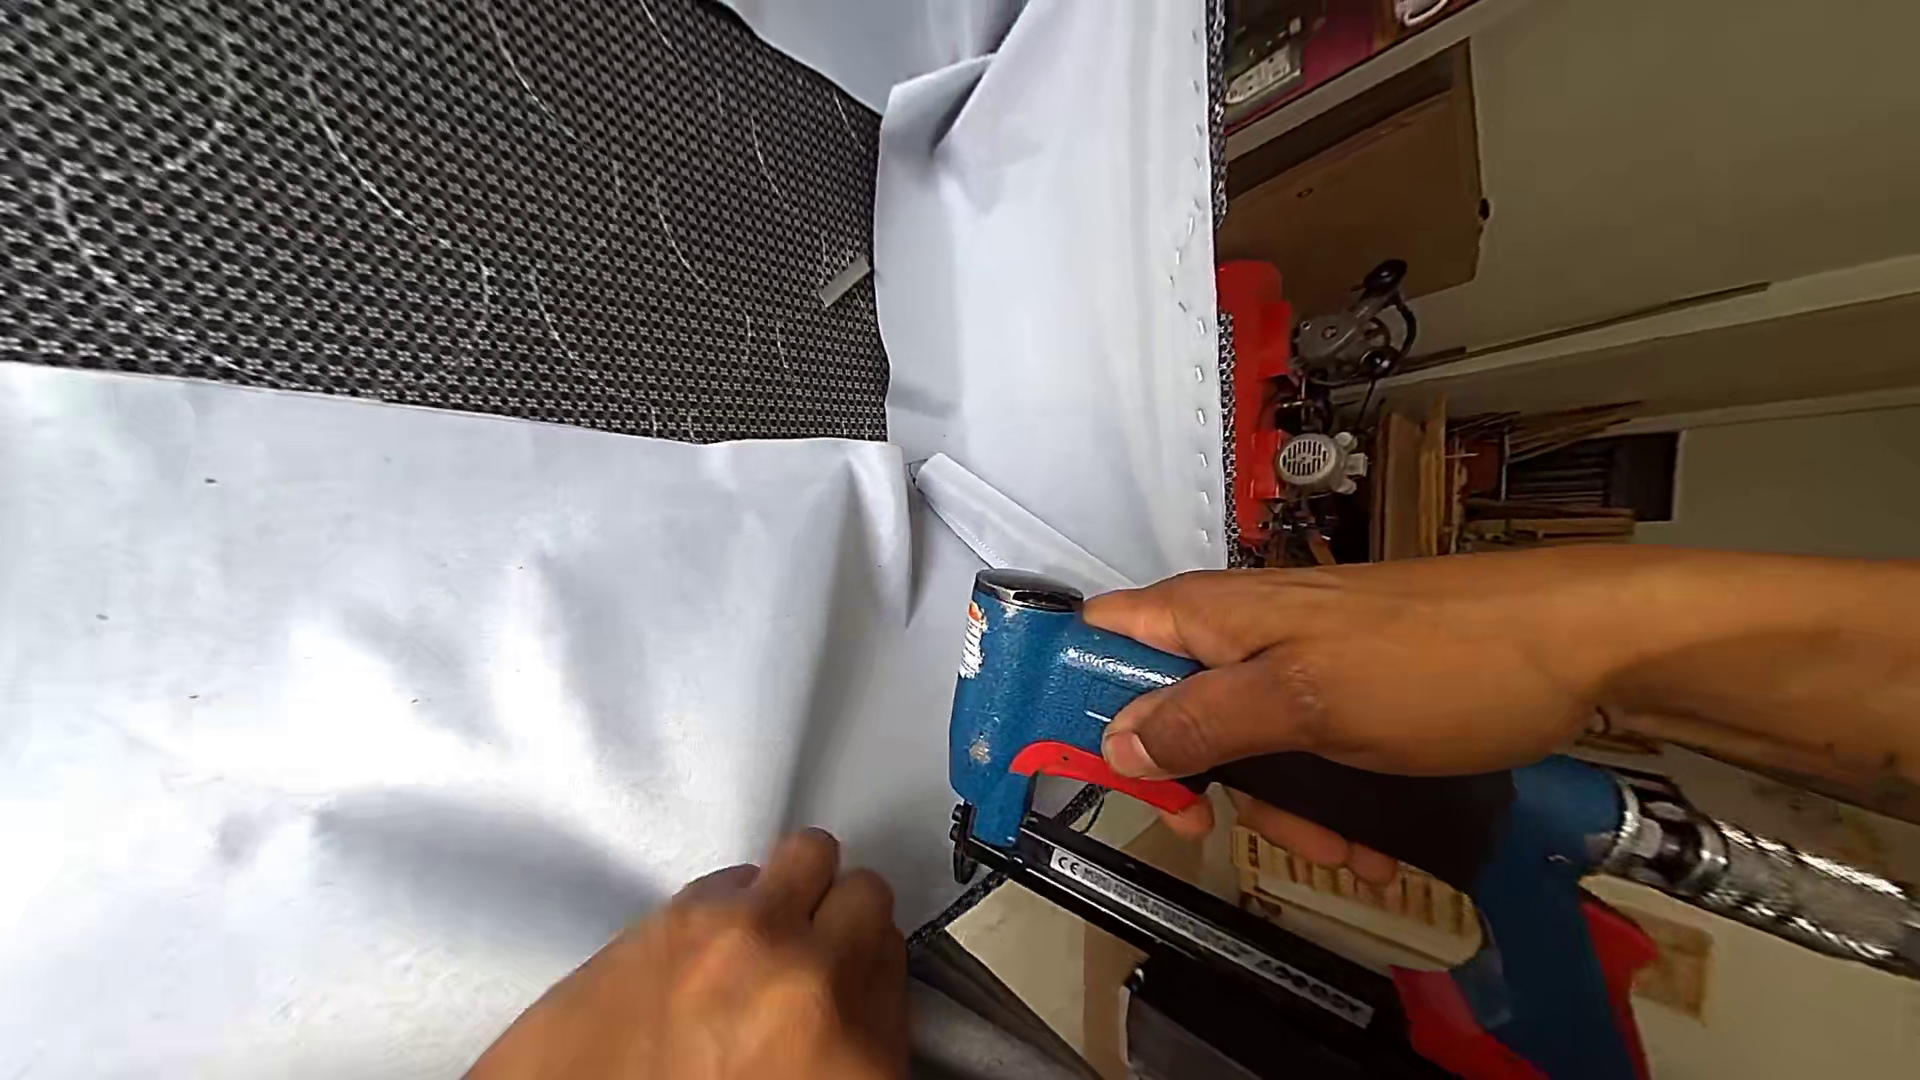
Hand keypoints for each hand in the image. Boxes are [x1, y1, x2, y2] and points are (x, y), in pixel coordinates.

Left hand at [467, 829, 907, 1079]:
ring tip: (752, 936)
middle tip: (807, 947)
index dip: (866, 960)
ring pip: (808, 853)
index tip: (843, 971)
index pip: (895, 954)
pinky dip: (728, 904)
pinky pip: (736, 875)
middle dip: (840, 917)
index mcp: (856, 1053)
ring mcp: (742, 942)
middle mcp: (811, 982)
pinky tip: (696, 952)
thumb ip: (860, 1037)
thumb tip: (861, 978)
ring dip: (790, 890)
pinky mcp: (676, 922)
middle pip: (866, 892)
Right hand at [1083, 555, 1615, 882]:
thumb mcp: (1298, 702)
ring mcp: (1272, 659)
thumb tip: (1116, 747)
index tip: (1089, 757)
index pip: (1097, 636)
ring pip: (1224, 735)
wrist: (1572, 647)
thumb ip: (1198, 722)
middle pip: (1156, 700)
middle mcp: (1222, 632)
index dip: (1078, 691)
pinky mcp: (1316, 686)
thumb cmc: (1425, 662)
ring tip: (1332, 844)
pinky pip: (1279, 743)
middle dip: (1181, 770)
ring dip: (1262, 797)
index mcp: (1197, 615)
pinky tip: (1359, 832)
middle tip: (1201, 820)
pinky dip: (1307, 790)